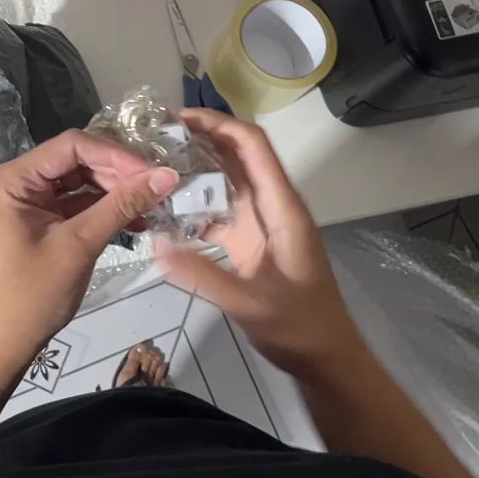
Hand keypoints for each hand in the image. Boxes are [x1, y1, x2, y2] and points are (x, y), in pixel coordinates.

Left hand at [0, 130, 178, 375]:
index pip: (71, 146)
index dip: (115, 154)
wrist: (0, 345)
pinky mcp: (39, 221)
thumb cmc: (31, 296)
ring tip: (152, 204)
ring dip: (115, 191)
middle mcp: (17, 181)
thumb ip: (121, 205)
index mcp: (13, 179)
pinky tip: (135, 220)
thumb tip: (167, 175)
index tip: (154, 171)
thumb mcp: (79, 245)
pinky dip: (103, 209)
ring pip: (80, 181)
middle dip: (118, 173)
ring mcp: (28, 201)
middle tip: (159, 188)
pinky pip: (76, 203)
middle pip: (77, 160)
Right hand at [154, 109, 359, 377]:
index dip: (218, 125)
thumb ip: (203, 275)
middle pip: (237, 155)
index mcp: (282, 208)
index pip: (253, 147)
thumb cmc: (300, 327)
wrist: (326, 359)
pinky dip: (194, 204)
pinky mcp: (249, 241)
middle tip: (154, 135)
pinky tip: (164, 208)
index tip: (178, 118)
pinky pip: (219, 210)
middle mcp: (272, 206)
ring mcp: (260, 223)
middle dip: (200, 138)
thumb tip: (157, 246)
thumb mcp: (250, 304)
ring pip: (226, 180)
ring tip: (152, 162)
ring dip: (194, 167)